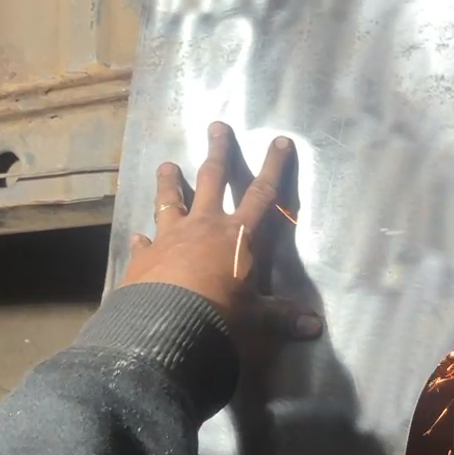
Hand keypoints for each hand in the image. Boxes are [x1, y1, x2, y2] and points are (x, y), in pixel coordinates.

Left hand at [121, 122, 319, 339]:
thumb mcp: (256, 317)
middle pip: (212, 179)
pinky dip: (142, 239)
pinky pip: (144, 243)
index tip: (280, 141)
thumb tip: (315, 327)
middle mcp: (204, 226)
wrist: (164, 327)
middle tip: (216, 127)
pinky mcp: (145, 257)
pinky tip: (137, 235)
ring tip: (166, 164)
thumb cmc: (218, 314)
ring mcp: (171, 237)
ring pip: (171, 200)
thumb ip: (282, 317)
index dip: (273, 167)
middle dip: (218, 152)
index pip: (261, 194)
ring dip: (169, 182)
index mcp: (237, 235)